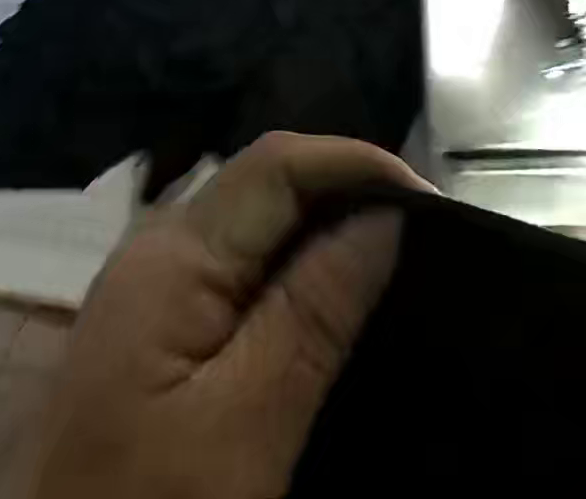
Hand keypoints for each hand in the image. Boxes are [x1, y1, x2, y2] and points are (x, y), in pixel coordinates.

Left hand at [29, 132, 431, 498]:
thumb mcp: (244, 422)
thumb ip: (312, 312)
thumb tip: (382, 214)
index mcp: (172, 253)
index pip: (271, 166)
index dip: (351, 162)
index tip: (429, 199)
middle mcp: (158, 241)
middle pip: (260, 180)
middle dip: (342, 184)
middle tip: (424, 227)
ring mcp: (155, 272)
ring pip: (253, 212)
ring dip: (323, 215)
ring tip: (395, 245)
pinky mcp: (161, 306)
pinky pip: (238, 254)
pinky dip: (295, 254)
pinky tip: (331, 281)